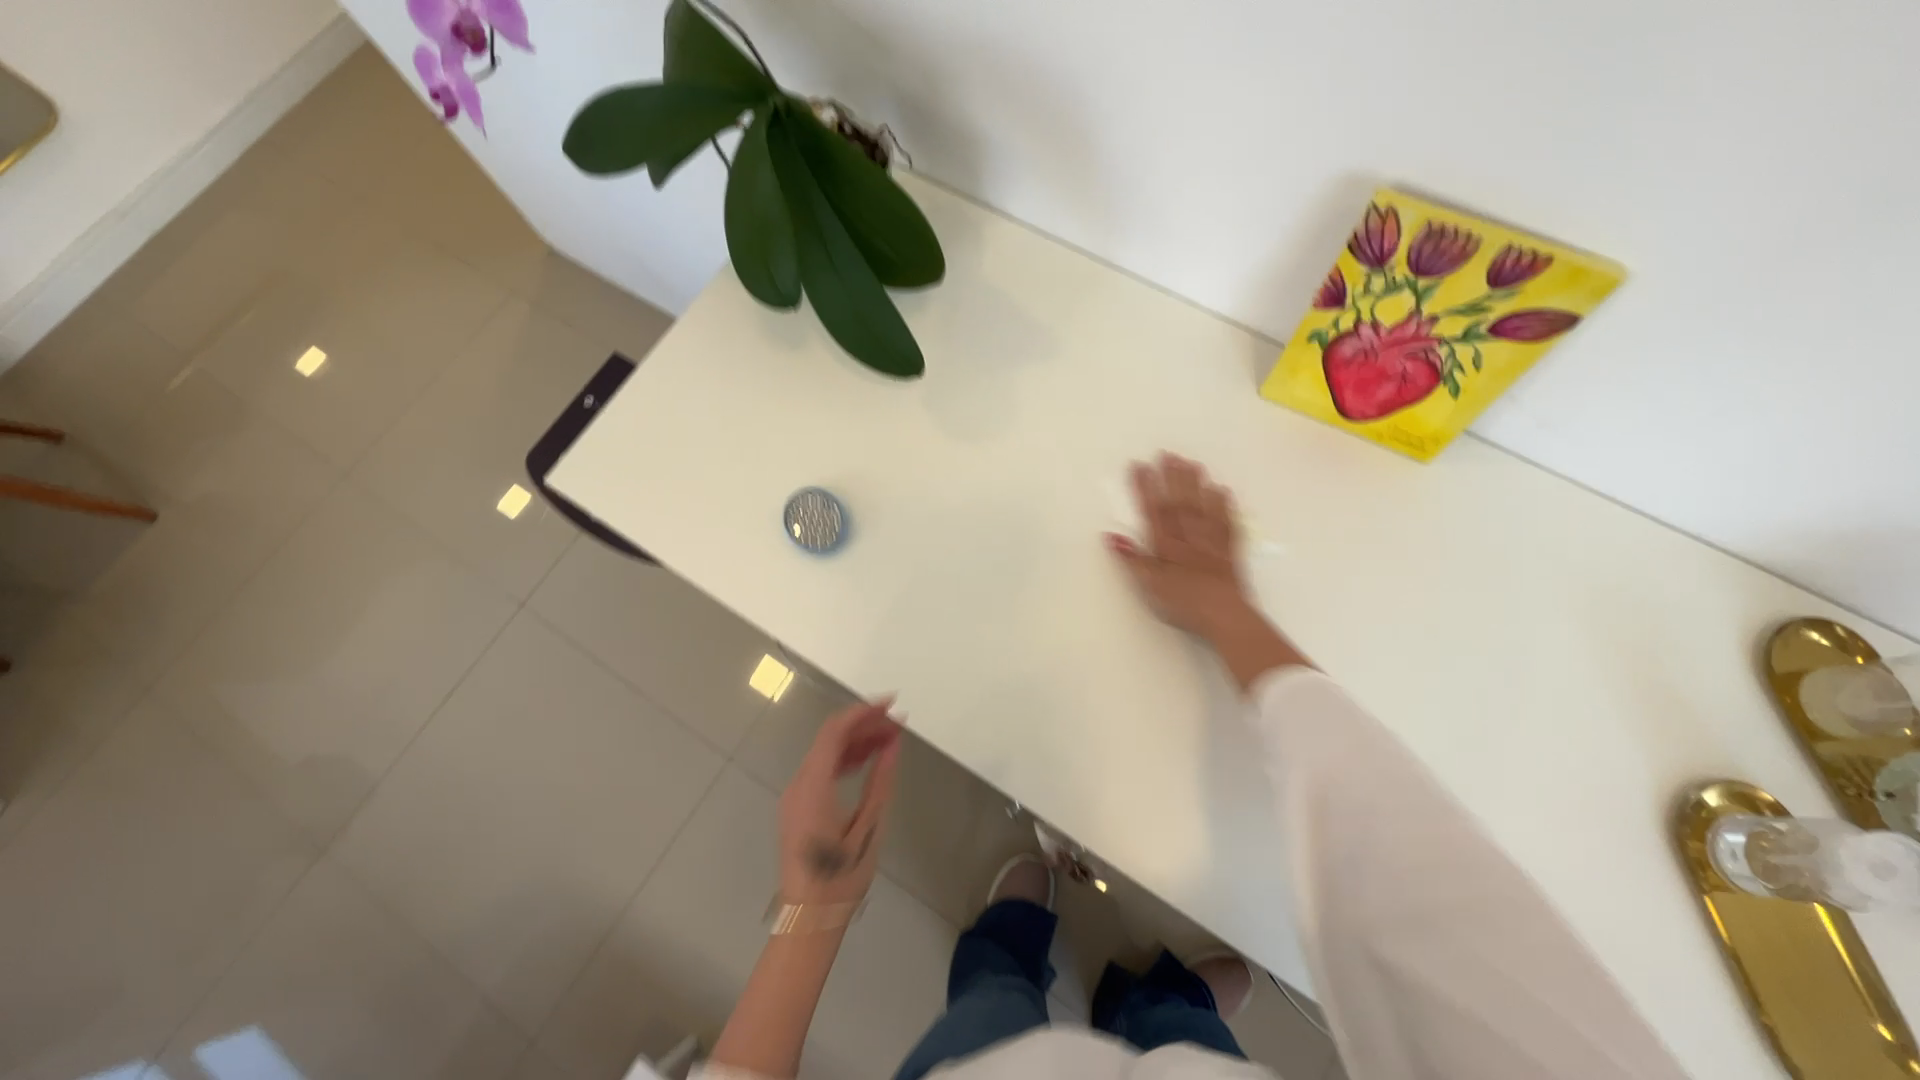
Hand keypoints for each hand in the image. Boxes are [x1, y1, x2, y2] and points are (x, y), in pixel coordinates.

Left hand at [778, 698, 903, 904]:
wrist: (809, 917)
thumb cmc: (841, 877)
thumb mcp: (868, 828)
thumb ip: (880, 781)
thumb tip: (892, 744)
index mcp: (812, 786)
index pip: (835, 732)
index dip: (863, 712)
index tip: (892, 704)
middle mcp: (798, 784)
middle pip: (830, 739)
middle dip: (864, 725)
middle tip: (898, 723)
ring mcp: (796, 796)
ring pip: (826, 754)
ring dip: (857, 742)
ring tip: (890, 739)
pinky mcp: (799, 807)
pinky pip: (822, 770)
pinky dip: (846, 759)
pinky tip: (869, 760)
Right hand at [1106, 453, 1253, 637]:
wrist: (1225, 616)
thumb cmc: (1183, 603)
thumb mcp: (1149, 585)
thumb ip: (1132, 560)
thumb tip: (1110, 536)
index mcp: (1167, 546)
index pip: (1154, 511)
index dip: (1146, 487)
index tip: (1140, 465)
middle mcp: (1189, 538)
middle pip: (1180, 503)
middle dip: (1172, 477)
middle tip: (1169, 453)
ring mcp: (1212, 543)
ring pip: (1203, 508)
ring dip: (1198, 485)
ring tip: (1193, 464)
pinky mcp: (1230, 553)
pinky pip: (1227, 524)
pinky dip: (1225, 506)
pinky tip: (1222, 491)